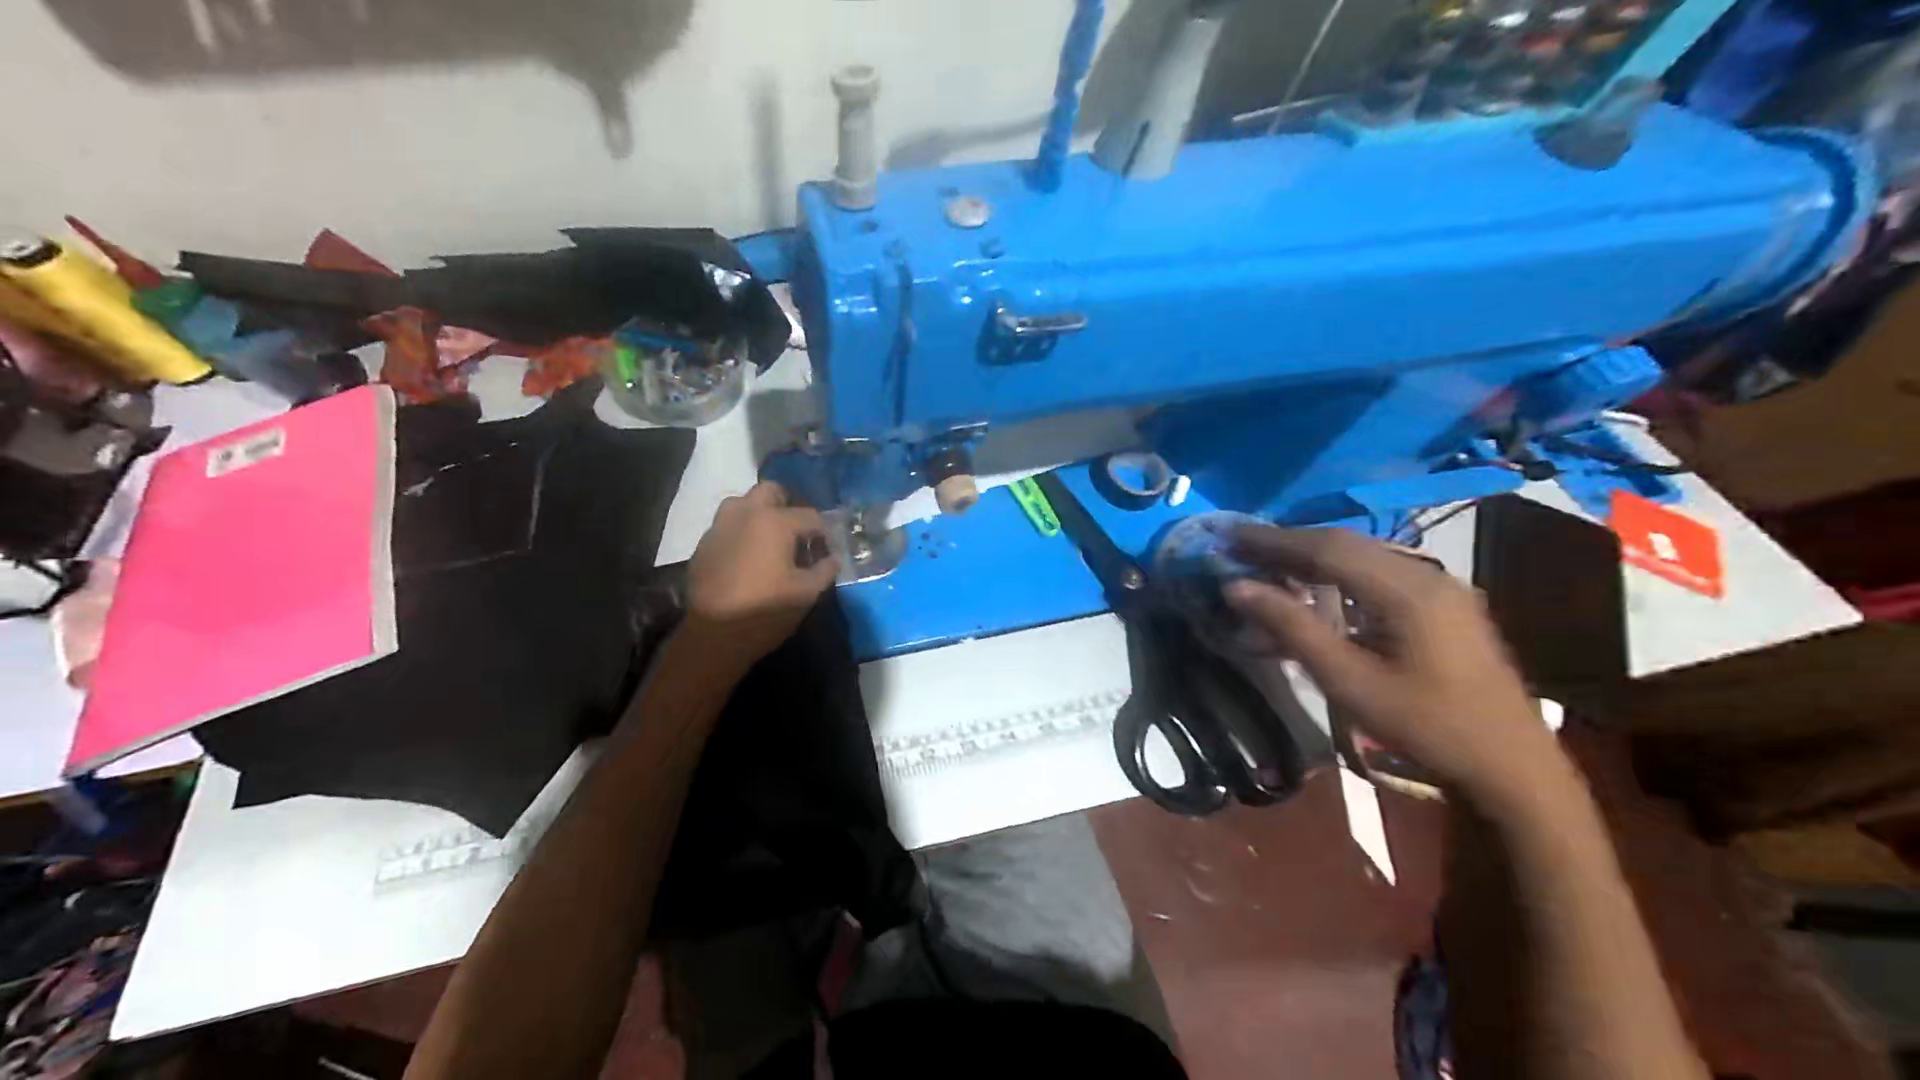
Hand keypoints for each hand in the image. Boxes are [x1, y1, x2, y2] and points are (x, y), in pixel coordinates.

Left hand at [684, 481, 836, 668]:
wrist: (715, 636)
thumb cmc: (766, 611)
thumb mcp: (807, 593)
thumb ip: (825, 569)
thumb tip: (832, 558)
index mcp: (775, 522)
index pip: (811, 515)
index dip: (825, 532)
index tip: (829, 549)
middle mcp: (745, 513)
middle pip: (772, 491)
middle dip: (789, 505)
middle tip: (799, 532)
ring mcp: (720, 526)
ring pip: (744, 504)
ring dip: (761, 513)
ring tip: (772, 540)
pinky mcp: (705, 544)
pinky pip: (728, 525)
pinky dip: (743, 532)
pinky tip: (750, 557)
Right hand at [1224, 525, 1562, 804]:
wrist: (1511, 766)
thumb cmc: (1426, 726)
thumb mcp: (1349, 681)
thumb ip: (1292, 627)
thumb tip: (1236, 587)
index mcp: (1406, 590)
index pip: (1326, 548)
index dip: (1273, 541)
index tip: (1229, 537)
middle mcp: (1426, 574)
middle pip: (1345, 544)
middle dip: (1289, 543)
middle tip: (1241, 548)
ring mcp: (1439, 586)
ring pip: (1362, 555)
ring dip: (1312, 556)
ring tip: (1269, 565)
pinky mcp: (1442, 603)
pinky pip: (1379, 572)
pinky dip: (1338, 573)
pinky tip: (1316, 587)